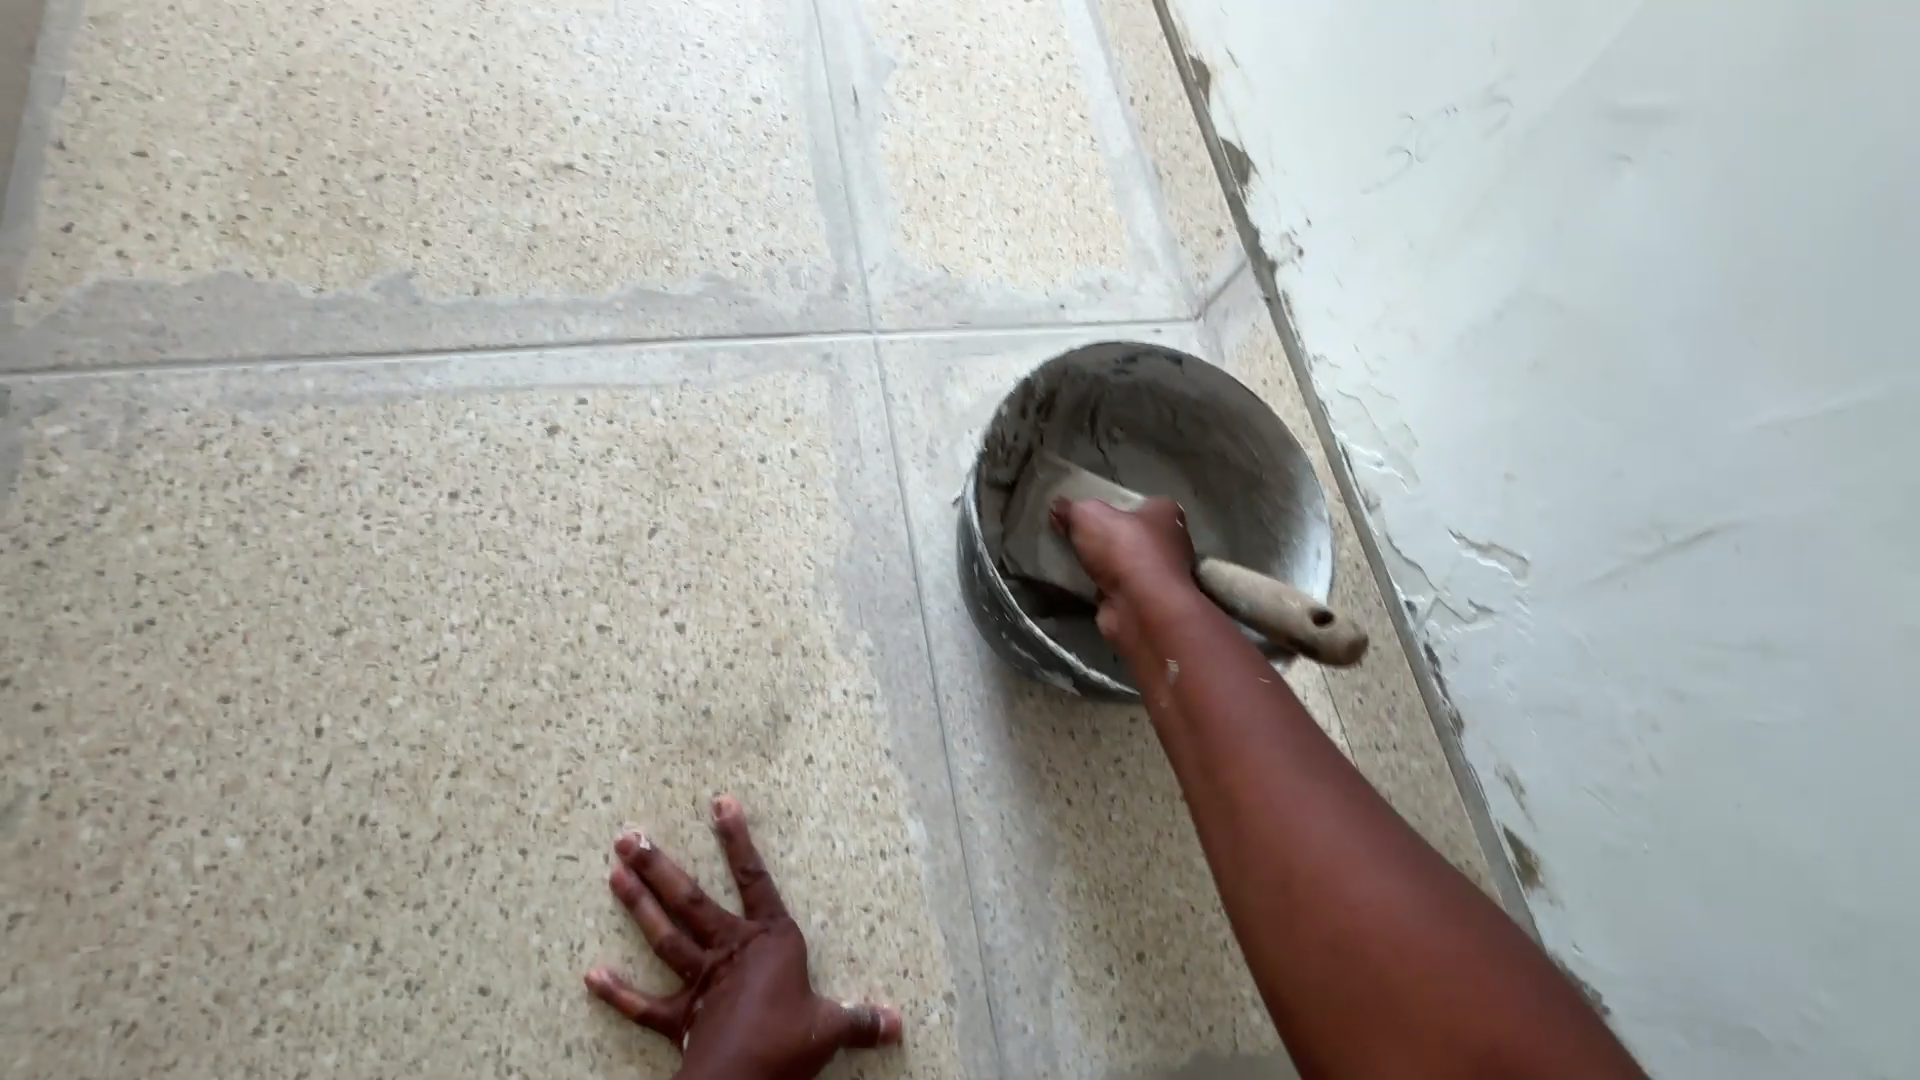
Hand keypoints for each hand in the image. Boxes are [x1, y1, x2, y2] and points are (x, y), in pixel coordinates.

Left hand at [585, 795, 902, 1079]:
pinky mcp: (679, 1019)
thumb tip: (897, 1024)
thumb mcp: (831, 1028)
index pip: (755, 878)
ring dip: (637, 905)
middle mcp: (730, 950)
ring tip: (614, 871)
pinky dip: (617, 992)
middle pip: (690, 900)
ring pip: (664, 936)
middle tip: (629, 836)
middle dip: (659, 865)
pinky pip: (643, 1005)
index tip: (720, 803)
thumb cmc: (787, 1045)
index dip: (738, 840)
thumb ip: (861, 1020)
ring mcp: (700, 982)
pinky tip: (591, 974)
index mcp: (769, 940)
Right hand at [1050, 496, 1198, 653]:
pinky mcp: (1145, 603)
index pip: (1142, 504)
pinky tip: (1079, 587)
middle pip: (1132, 535)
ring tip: (1071, 562)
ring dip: (1104, 567)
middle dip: (1108, 539)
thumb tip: (1058, 505)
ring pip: (1125, 566)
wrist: (1141, 608)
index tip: (1092, 512)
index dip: (1117, 506)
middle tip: (1076, 537)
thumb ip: (1072, 509)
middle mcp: (1169, 543)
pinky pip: (1117, 590)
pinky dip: (1100, 590)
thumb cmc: (1124, 549)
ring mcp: (1159, 577)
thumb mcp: (1088, 516)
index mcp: (1165, 513)